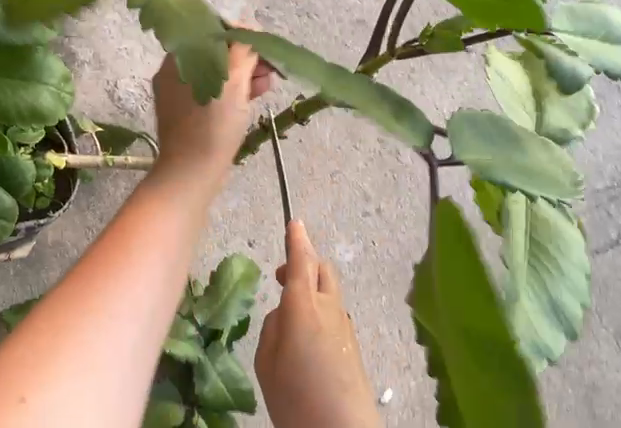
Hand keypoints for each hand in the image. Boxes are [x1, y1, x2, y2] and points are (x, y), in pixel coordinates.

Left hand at [150, 33, 273, 192]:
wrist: (191, 175)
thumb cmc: (211, 126)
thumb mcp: (232, 83)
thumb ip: (242, 51)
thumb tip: (250, 30)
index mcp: (178, 58)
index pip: (210, 30)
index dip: (239, 33)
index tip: (262, 44)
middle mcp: (176, 71)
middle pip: (215, 51)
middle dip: (246, 55)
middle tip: (270, 67)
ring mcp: (181, 93)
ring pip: (218, 72)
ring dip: (245, 73)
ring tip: (268, 83)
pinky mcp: (191, 112)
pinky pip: (215, 91)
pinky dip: (235, 91)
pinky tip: (256, 95)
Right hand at [256, 221, 382, 427]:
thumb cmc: (296, 398)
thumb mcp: (266, 363)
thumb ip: (273, 329)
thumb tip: (284, 315)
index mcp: (303, 305)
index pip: (302, 259)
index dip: (297, 239)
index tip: (294, 222)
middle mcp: (328, 308)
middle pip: (322, 269)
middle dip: (305, 262)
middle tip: (283, 277)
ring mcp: (346, 328)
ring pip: (330, 292)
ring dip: (313, 290)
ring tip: (292, 315)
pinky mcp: (354, 348)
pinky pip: (335, 316)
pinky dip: (321, 313)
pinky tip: (308, 342)